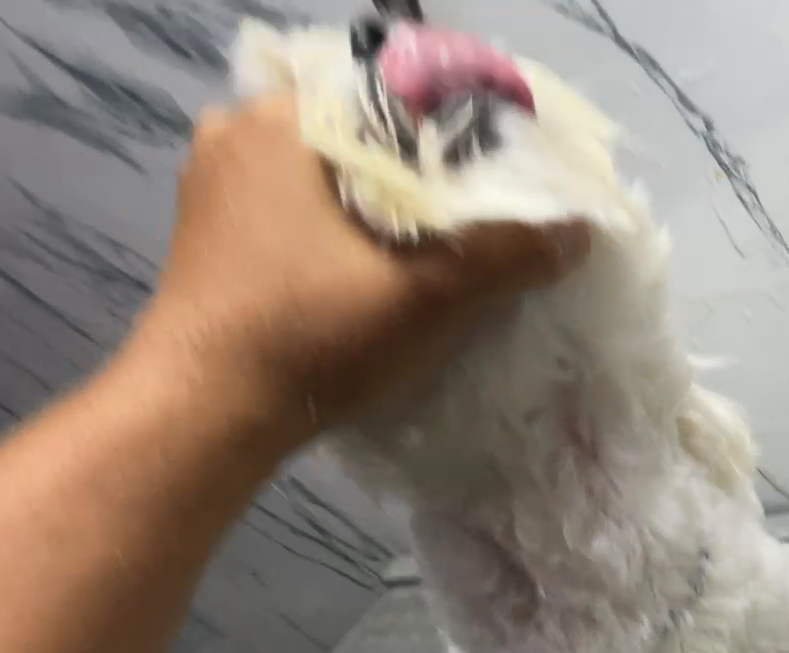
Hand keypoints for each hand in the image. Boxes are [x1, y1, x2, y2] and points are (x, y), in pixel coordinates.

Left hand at [130, 93, 589, 440]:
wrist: (211, 411)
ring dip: (402, 214)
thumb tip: (578, 230)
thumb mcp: (430, 294)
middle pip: (374, 145)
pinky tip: (397, 271)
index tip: (514, 184)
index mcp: (281, 125)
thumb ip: (507, 254)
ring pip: (347, 184)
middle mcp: (242, 137)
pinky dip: (366, 236)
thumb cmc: (317, 335)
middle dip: (438, 183)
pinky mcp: (230, 237)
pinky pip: (319, 216)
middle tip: (495, 222)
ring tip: (455, 250)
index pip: (398, 104)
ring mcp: (227, 189)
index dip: (468, 142)